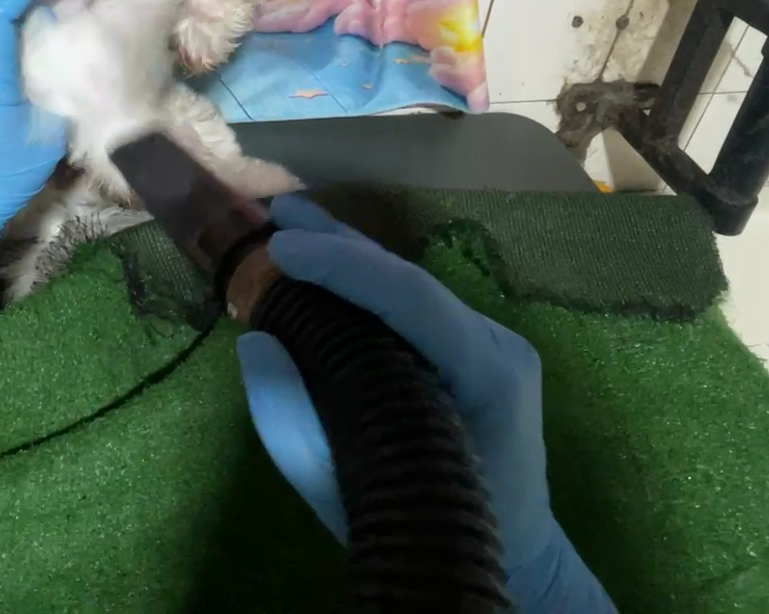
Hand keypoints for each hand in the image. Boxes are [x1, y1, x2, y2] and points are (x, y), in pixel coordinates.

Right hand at [236, 195, 615, 613]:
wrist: (513, 552)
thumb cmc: (427, 532)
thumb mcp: (350, 496)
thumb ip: (297, 430)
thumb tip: (255, 343)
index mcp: (487, 378)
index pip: (413, 299)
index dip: (344, 265)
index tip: (279, 247)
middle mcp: (495, 344)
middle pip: (408, 276)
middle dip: (336, 242)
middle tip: (274, 216)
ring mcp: (487, 338)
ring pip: (405, 279)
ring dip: (343, 251)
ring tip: (287, 222)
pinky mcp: (470, 340)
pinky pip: (407, 298)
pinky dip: (357, 276)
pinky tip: (321, 259)